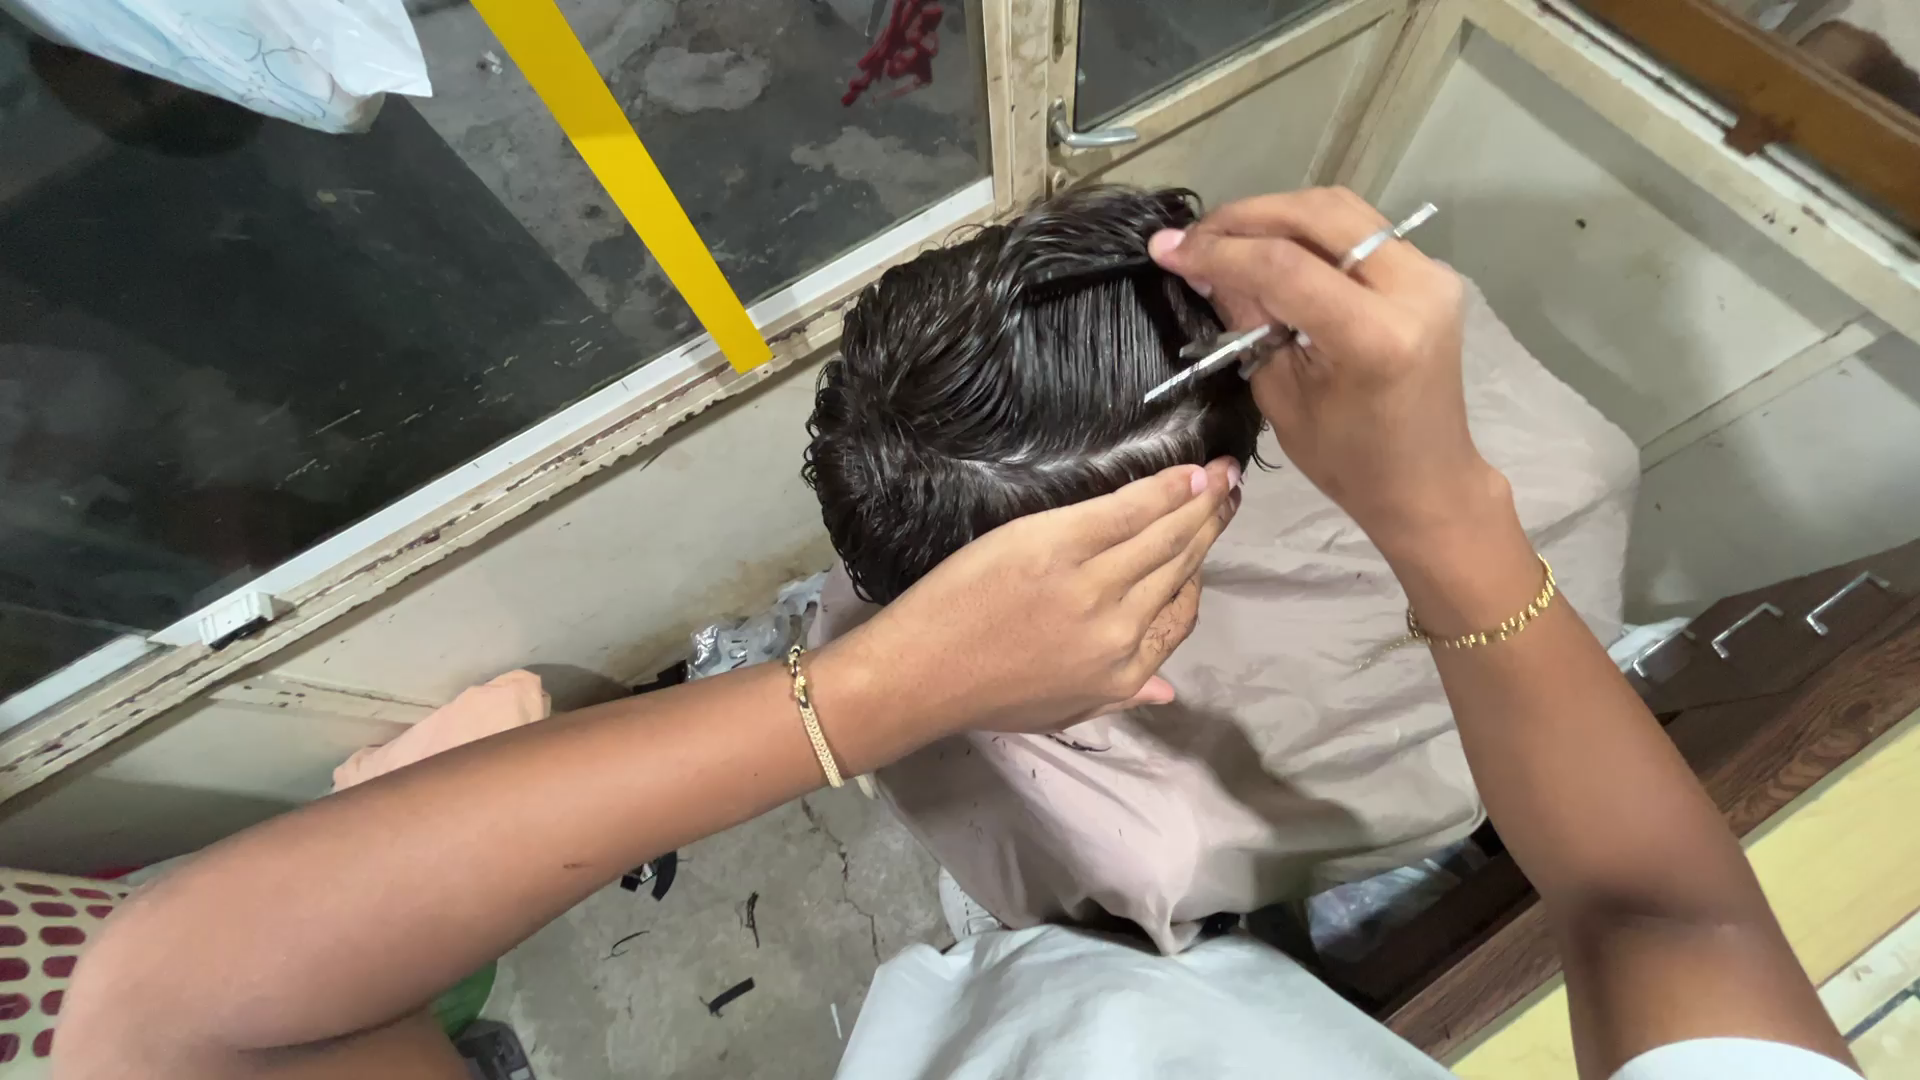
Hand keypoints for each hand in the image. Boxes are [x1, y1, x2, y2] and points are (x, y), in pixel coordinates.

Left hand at [821, 458, 1240, 738]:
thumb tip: (1167, 690)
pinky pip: (1127, 512)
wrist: (924, 672)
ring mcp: (1094, 584)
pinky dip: (1163, 490)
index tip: (1199, 550)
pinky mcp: (1061, 544)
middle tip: (1231, 491)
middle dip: (1210, 525)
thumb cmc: (985, 693)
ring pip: (1163, 536)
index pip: (1181, 617)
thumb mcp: (1063, 711)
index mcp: (1124, 672)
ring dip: (1198, 500)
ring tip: (1221, 474)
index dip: (1195, 578)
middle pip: (1180, 567)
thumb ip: (1121, 697)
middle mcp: (1122, 628)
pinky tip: (1186, 472)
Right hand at [1149, 188, 1502, 554]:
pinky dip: (1304, 231)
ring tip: (1221, 237)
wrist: (1424, 479)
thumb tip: (1206, 271)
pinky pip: (1357, 231)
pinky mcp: (1428, 273)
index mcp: (1373, 336)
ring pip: (1341, 211)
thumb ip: (1247, 324)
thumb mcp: (1280, 397)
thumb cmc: (1345, 460)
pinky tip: (1266, 247)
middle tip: (1192, 236)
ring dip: (1274, 215)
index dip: (1217, 251)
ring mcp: (1429, 273)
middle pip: (1318, 215)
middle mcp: (1413, 289)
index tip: (1165, 249)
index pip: (1284, 267)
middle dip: (1245, 217)